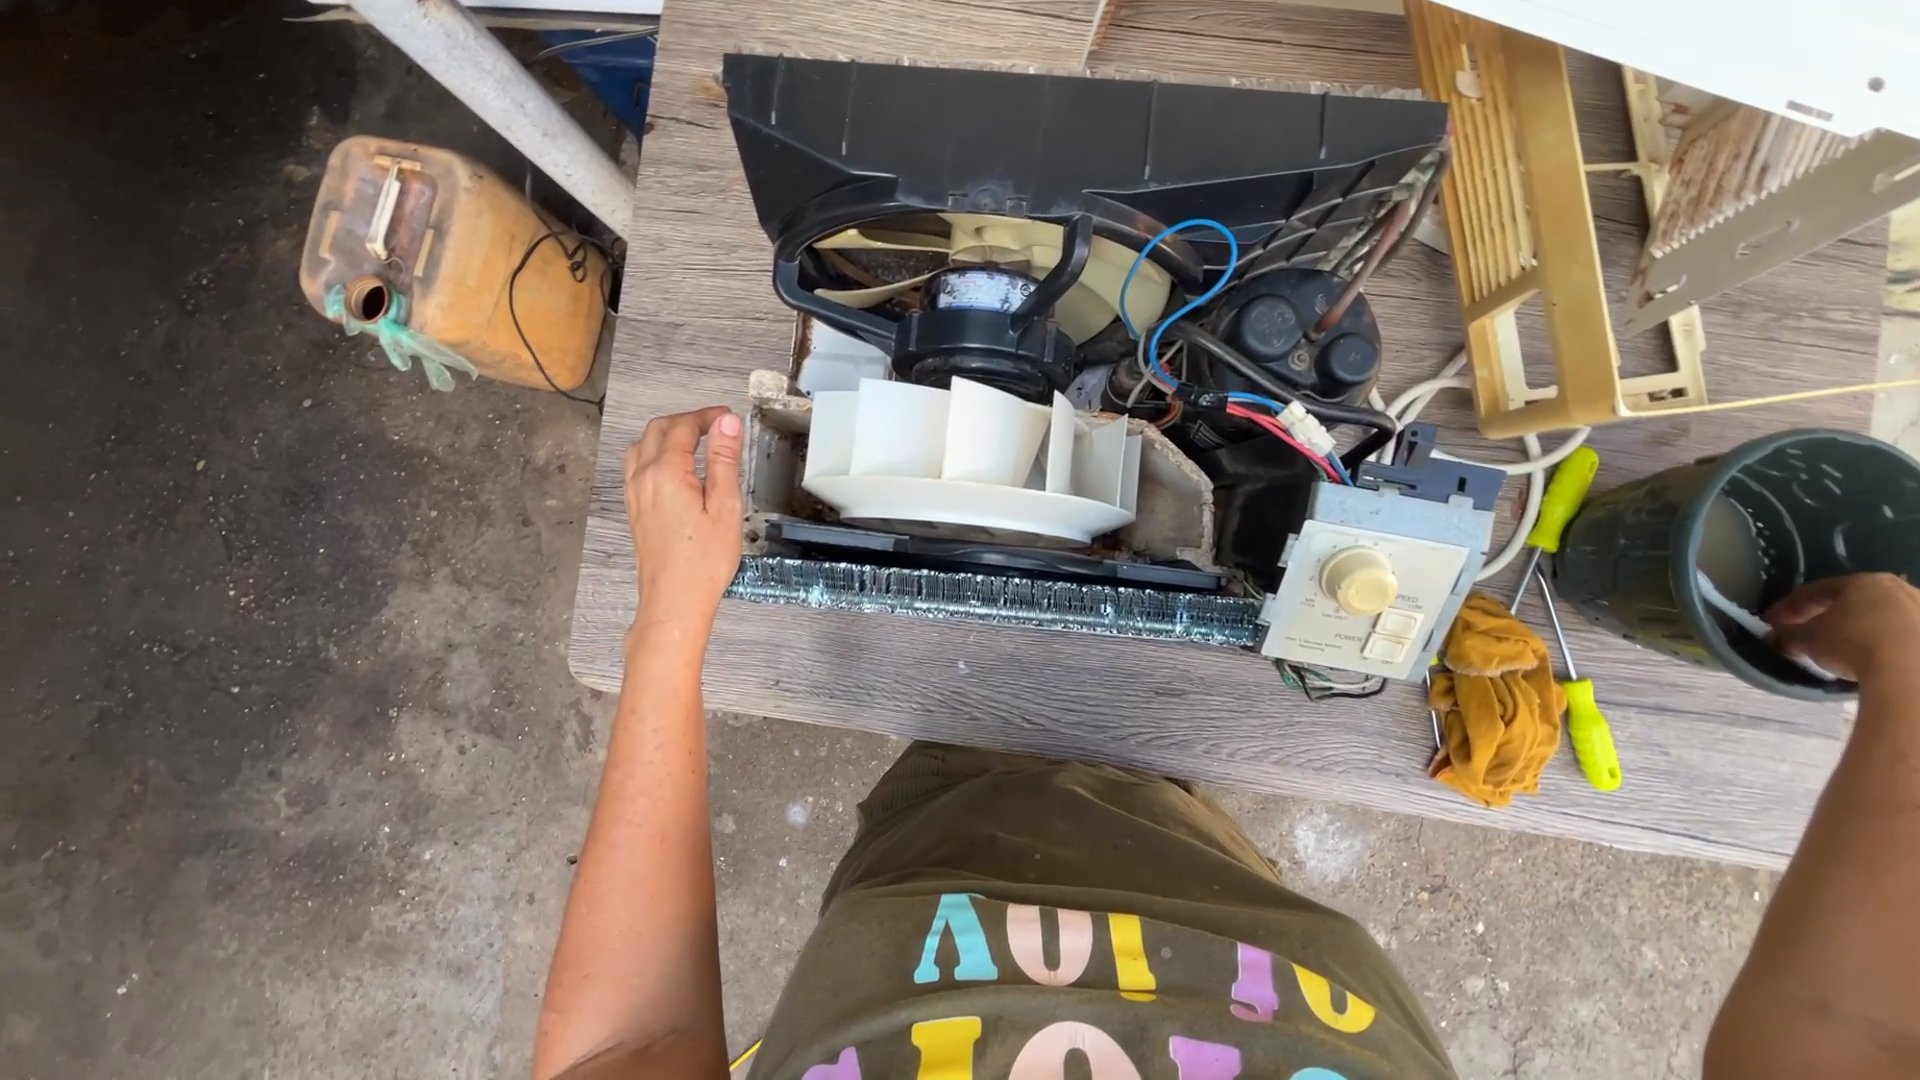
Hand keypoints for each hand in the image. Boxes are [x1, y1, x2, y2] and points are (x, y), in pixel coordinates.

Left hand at [624, 406, 744, 626]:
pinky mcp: (635, 509)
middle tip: (716, 425)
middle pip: (658, 429)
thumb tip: (726, 424)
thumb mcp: (725, 507)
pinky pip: (638, 466)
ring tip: (697, 441)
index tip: (728, 418)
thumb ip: (724, 461)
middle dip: (688, 420)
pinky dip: (656, 453)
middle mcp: (644, 479)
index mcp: (667, 474)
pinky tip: (675, 466)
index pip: (684, 427)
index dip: (707, 417)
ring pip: (643, 445)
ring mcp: (635, 494)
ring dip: (668, 434)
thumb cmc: (703, 562)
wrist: (675, 600)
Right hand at [1766, 573, 1919, 682]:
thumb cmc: (1852, 642)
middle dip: (1822, 617)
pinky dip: (1878, 644)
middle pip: (1850, 602)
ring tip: (1835, 650)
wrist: (1912, 672)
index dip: (1787, 607)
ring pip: (1877, 618)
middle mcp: (1899, 590)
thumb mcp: (1805, 640)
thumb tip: (1775, 638)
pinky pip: (1898, 635)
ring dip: (1853, 631)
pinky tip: (1866, 659)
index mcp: (1863, 582)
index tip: (1771, 624)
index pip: (1814, 591)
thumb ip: (1786, 635)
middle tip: (1802, 634)